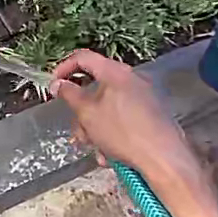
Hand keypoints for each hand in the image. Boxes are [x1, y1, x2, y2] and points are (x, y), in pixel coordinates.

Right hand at [50, 50, 207, 197]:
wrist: (163, 158)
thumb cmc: (123, 132)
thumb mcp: (88, 113)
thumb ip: (69, 94)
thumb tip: (58, 83)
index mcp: (115, 72)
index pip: (83, 58)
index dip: (63, 68)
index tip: (53, 86)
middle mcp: (131, 79)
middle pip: (95, 88)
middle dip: (82, 114)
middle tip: (78, 133)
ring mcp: (143, 97)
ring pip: (106, 109)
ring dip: (95, 130)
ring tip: (97, 151)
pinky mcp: (150, 115)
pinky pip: (121, 119)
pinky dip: (112, 135)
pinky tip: (111, 156)